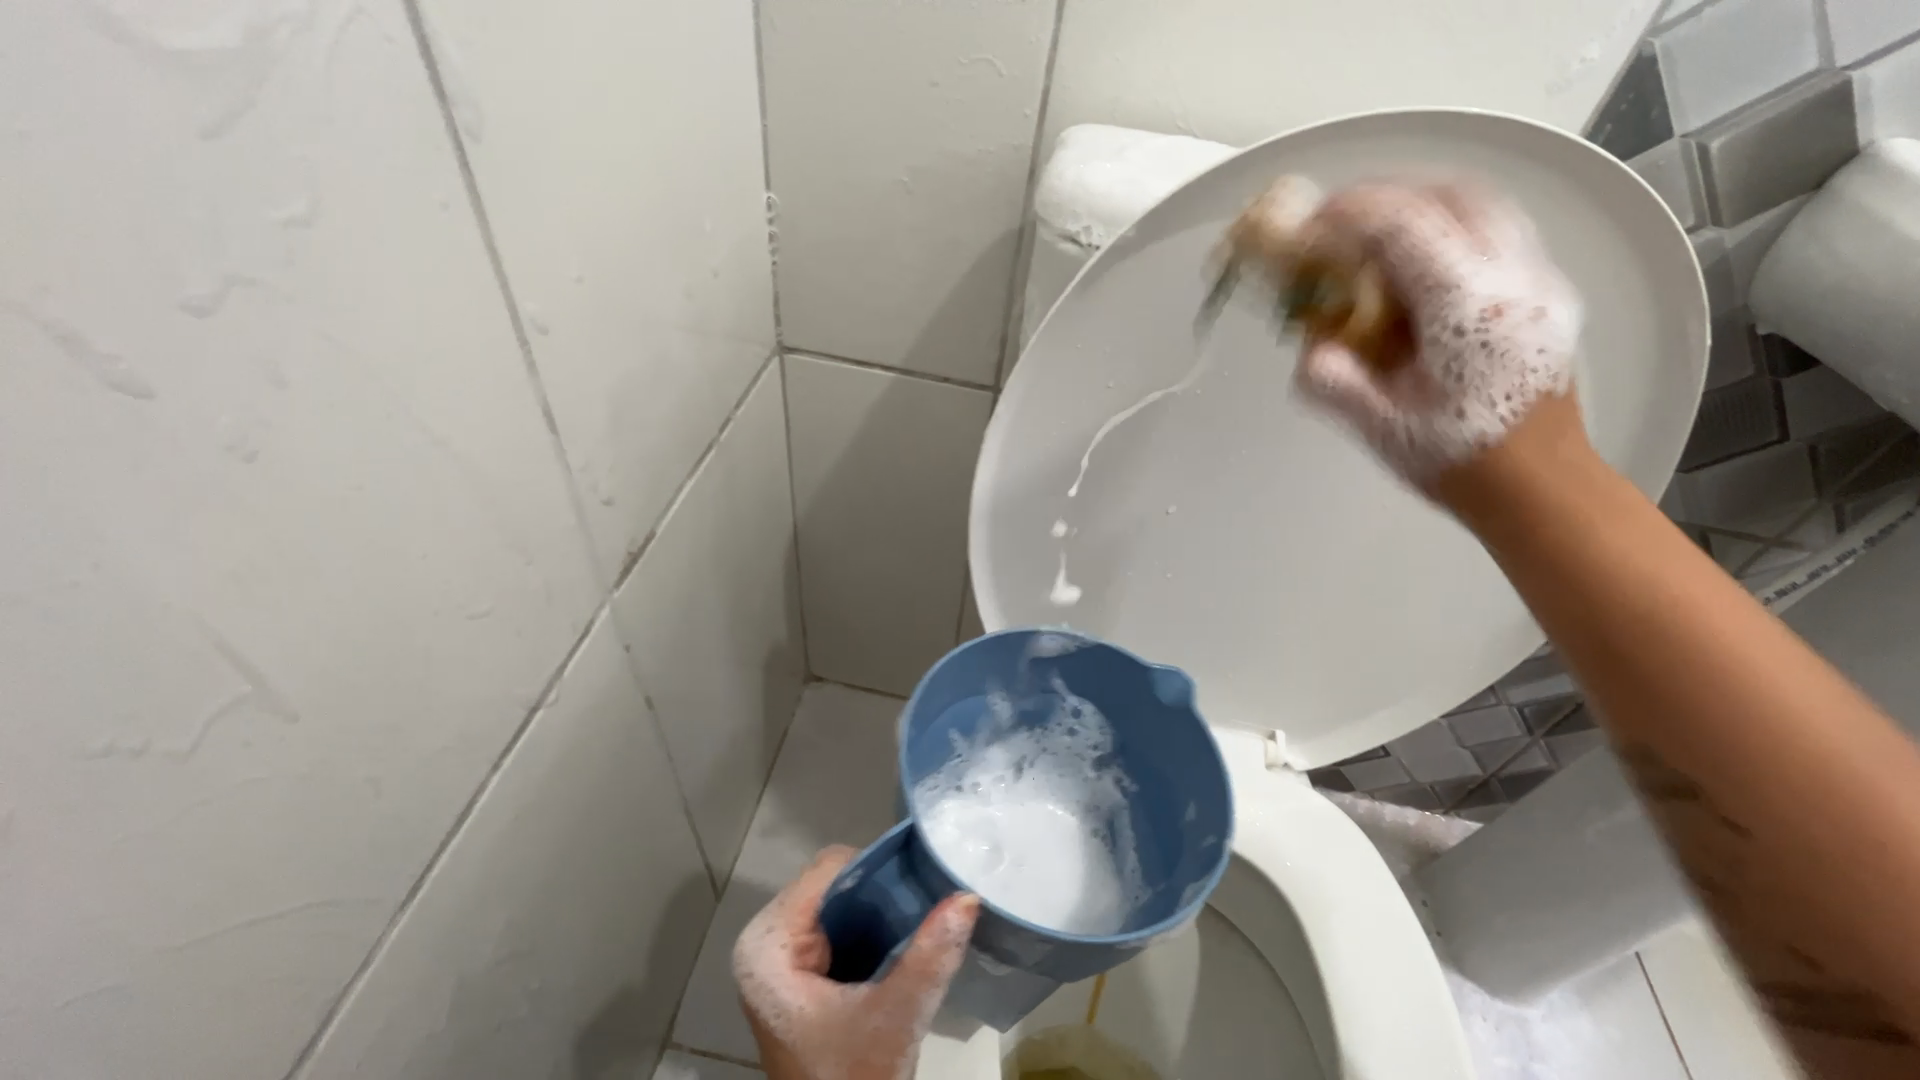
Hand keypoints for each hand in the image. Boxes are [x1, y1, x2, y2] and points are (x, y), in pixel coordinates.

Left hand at [733, 846, 981, 1079]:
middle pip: (833, 884)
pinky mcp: (797, 972)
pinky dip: (872, 930)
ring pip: (840, 903)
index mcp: (768, 943)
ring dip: (881, 911)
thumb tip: (968, 895)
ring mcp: (779, 956)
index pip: (830, 870)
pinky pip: (839, 927)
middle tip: (929, 902)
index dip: (879, 869)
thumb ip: (929, 956)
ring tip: (922, 919)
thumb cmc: (850, 1079)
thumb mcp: (893, 1019)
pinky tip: (903, 942)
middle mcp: (765, 940)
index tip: (925, 881)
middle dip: (882, 893)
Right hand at [1228, 179, 1586, 487]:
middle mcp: (1512, 280)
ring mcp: (1538, 282)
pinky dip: (1450, 227)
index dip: (1349, 214)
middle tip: (1339, 219)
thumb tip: (1308, 352)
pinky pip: (1497, 231)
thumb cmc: (1467, 462)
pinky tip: (1420, 264)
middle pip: (1449, 195)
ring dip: (1422, 204)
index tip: (1310, 225)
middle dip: (1386, 196)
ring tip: (1376, 232)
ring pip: (1482, 205)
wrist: (1542, 487)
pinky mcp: (1544, 295)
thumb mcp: (1383, 429)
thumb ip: (1337, 384)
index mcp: (1467, 310)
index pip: (1404, 226)